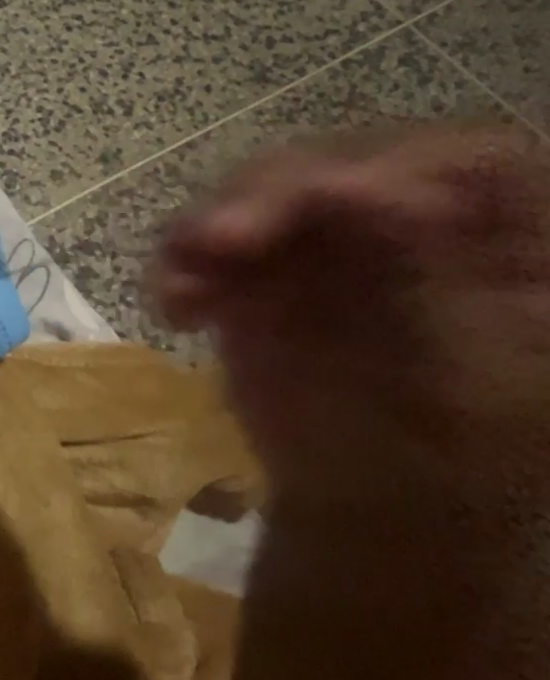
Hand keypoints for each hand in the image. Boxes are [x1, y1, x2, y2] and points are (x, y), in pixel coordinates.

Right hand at [149, 125, 549, 502]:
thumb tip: (376, 191)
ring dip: (205, 232)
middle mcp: (413, 225)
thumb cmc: (452, 466)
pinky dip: (178, 268)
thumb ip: (431, 284)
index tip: (326, 199)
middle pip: (336, 167)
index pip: (464, 162)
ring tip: (176, 286)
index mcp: (507, 242)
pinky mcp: (257, 275)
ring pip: (257, 198)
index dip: (394, 164)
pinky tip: (172, 308)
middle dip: (265, 197)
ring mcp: (327, 247)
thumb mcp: (469, 382)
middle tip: (215, 241)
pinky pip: (204, 247)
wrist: (373, 517)